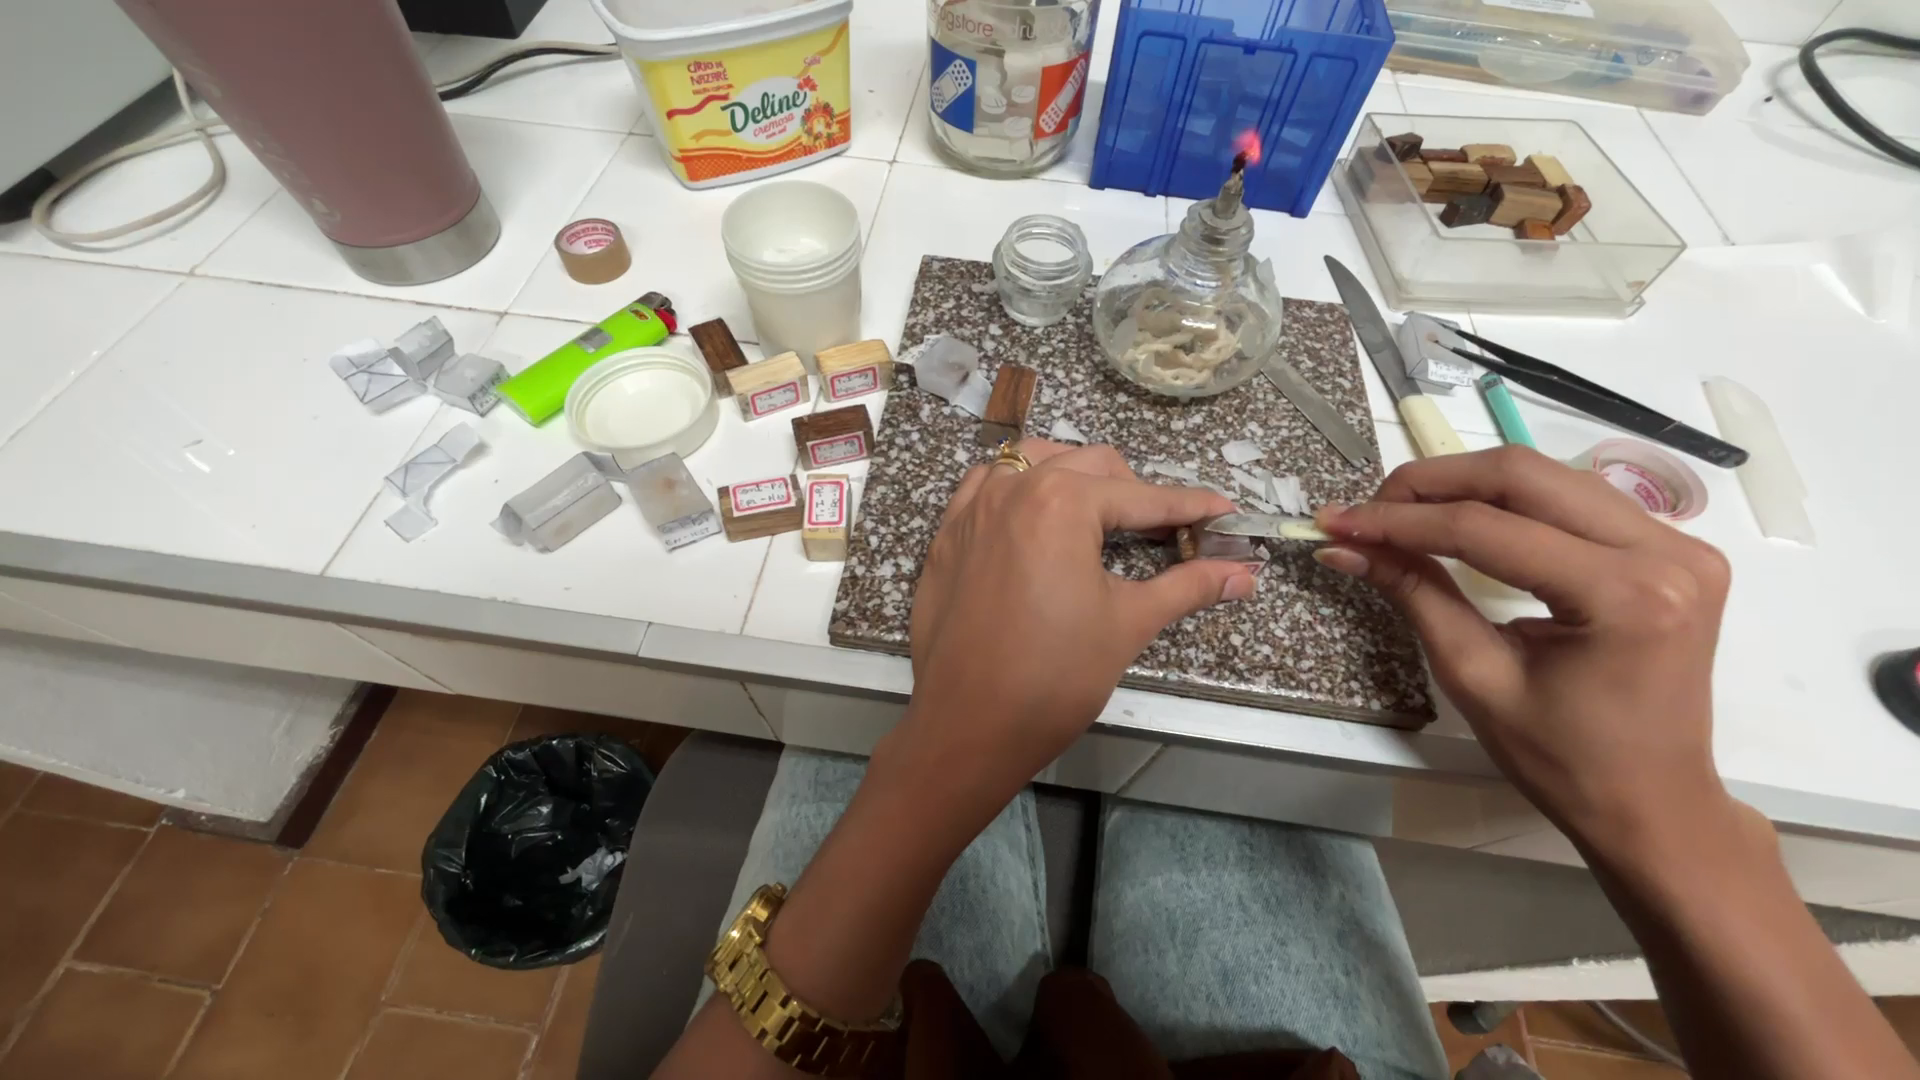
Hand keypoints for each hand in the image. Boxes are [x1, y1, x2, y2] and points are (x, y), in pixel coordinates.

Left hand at [900, 440, 1255, 795]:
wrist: (967, 726)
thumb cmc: (1054, 676)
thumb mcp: (1128, 624)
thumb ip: (1188, 586)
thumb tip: (1244, 573)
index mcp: (1062, 502)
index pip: (1143, 497)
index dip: (1190, 508)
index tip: (1224, 513)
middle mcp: (1013, 488)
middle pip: (1091, 466)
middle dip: (1135, 492)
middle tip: (1163, 533)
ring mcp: (972, 508)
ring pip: (1032, 461)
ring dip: (1073, 476)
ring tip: (1099, 515)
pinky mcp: (946, 535)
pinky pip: (985, 486)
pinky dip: (1017, 488)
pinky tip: (1033, 518)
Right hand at [1312, 446, 1733, 847]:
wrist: (1651, 800)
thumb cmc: (1560, 757)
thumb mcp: (1473, 674)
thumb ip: (1414, 594)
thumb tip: (1342, 547)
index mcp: (1625, 596)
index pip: (1485, 530)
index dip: (1399, 522)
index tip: (1336, 524)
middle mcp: (1665, 552)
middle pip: (1522, 475)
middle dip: (1429, 483)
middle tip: (1367, 510)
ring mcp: (1677, 543)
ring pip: (1544, 475)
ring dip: (1461, 484)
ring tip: (1399, 512)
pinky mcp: (1669, 546)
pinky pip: (1569, 497)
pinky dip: (1502, 500)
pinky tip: (1457, 517)